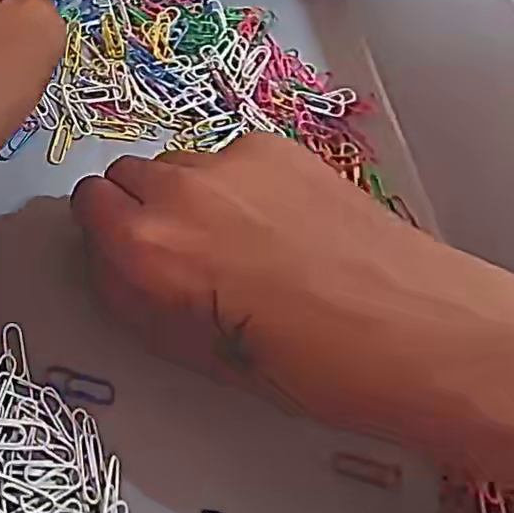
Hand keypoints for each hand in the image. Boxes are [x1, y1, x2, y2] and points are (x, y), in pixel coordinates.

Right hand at [71, 132, 507, 432]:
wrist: (427, 334)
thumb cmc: (312, 367)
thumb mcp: (194, 353)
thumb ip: (132, 296)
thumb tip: (111, 259)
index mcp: (149, 247)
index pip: (87, 204)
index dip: (105, 230)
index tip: (127, 250)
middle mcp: (177, 191)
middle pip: (122, 174)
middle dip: (137, 208)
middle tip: (181, 248)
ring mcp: (226, 160)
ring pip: (172, 163)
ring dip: (182, 192)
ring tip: (235, 234)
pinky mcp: (270, 144)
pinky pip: (222, 156)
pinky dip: (231, 181)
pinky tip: (275, 218)